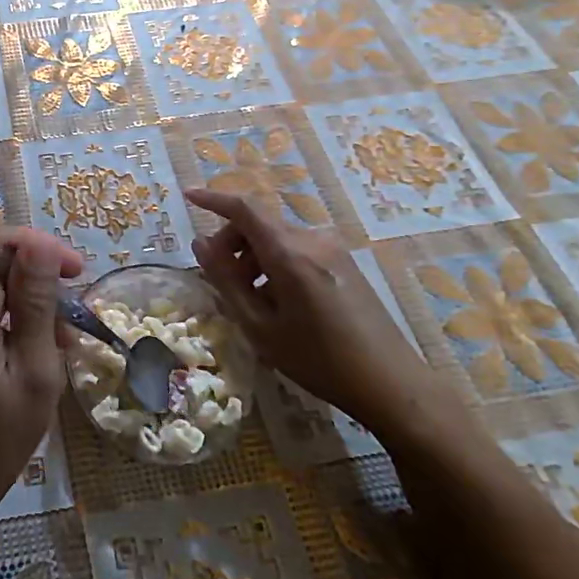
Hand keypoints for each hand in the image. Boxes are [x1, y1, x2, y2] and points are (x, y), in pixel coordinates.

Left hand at [0, 226, 82, 526]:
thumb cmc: (1, 431)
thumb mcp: (35, 367)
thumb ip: (37, 302)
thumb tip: (42, 245)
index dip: (41, 246)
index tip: (76, 274)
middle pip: (1, 258)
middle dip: (43, 276)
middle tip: (75, 314)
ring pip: (0, 278)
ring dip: (36, 299)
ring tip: (65, 338)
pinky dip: (21, 313)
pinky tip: (44, 344)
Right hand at [186, 188, 429, 426]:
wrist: (390, 382)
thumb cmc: (319, 360)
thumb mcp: (261, 328)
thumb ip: (226, 282)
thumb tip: (200, 243)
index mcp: (290, 253)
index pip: (244, 208)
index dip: (213, 198)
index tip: (188, 196)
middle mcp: (312, 240)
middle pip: (259, 223)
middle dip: (231, 242)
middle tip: (220, 281)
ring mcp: (332, 249)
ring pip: (277, 238)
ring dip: (253, 256)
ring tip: (250, 300)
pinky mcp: (343, 262)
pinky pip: (297, 249)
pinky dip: (275, 263)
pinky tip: (278, 302)